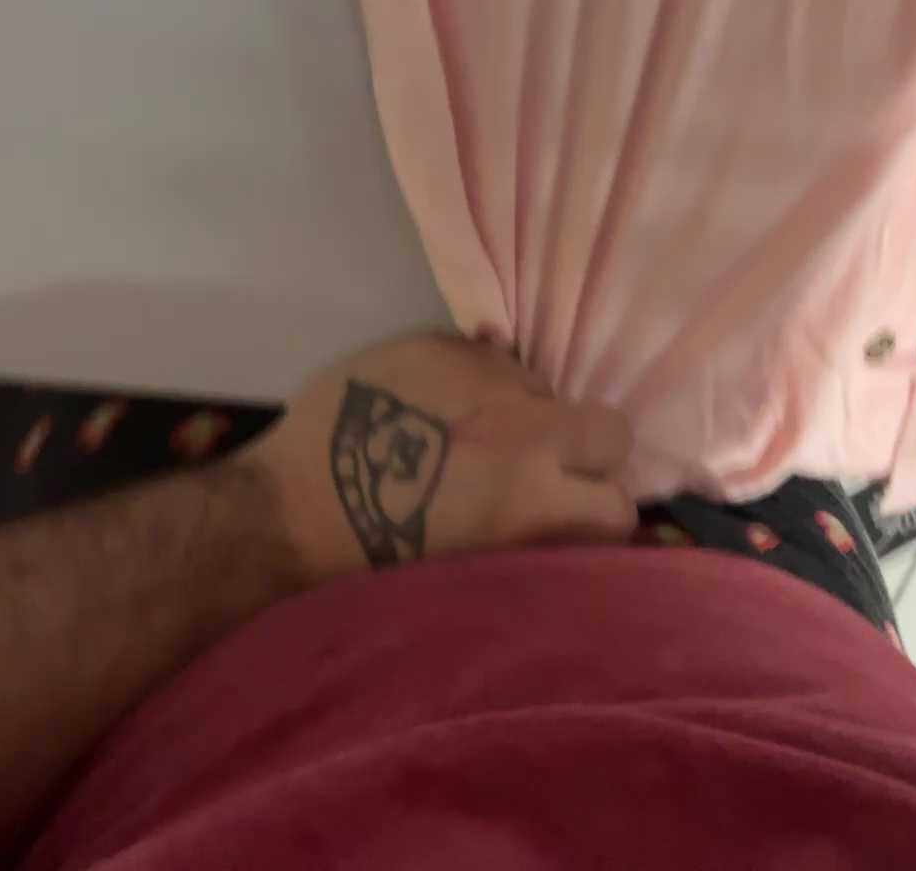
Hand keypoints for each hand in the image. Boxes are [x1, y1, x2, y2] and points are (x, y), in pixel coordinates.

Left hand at [242, 332, 635, 581]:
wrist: (295, 507)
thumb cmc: (378, 559)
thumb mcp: (476, 570)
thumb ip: (533, 536)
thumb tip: (561, 516)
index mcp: (538, 501)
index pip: (621, 506)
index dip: (593, 514)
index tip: (564, 517)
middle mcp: (527, 429)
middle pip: (609, 428)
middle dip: (584, 449)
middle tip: (533, 464)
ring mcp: (483, 377)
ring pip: (542, 386)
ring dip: (521, 409)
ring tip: (467, 429)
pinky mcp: (437, 345)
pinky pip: (488, 353)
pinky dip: (475, 377)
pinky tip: (433, 401)